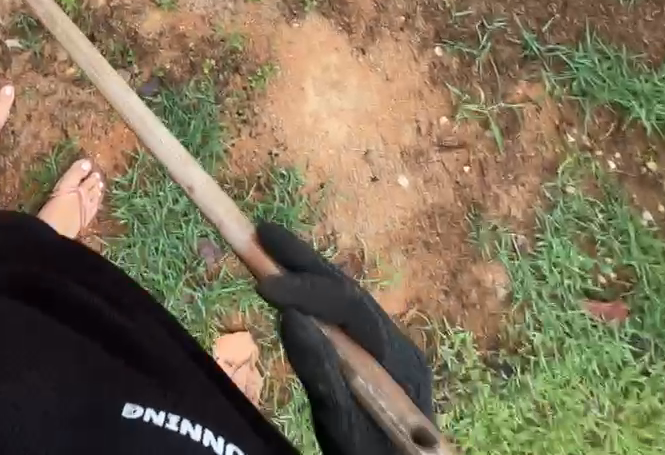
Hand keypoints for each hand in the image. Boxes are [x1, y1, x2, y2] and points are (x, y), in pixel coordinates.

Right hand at [253, 223, 433, 454]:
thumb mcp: (346, 433)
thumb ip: (323, 379)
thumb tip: (290, 316)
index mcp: (402, 362)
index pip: (352, 308)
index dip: (306, 290)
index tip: (263, 285)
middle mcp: (397, 344)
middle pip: (347, 291)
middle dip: (302, 262)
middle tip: (261, 232)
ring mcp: (384, 348)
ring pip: (341, 295)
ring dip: (303, 269)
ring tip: (267, 242)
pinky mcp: (367, 354)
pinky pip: (336, 310)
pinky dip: (307, 289)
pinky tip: (284, 278)